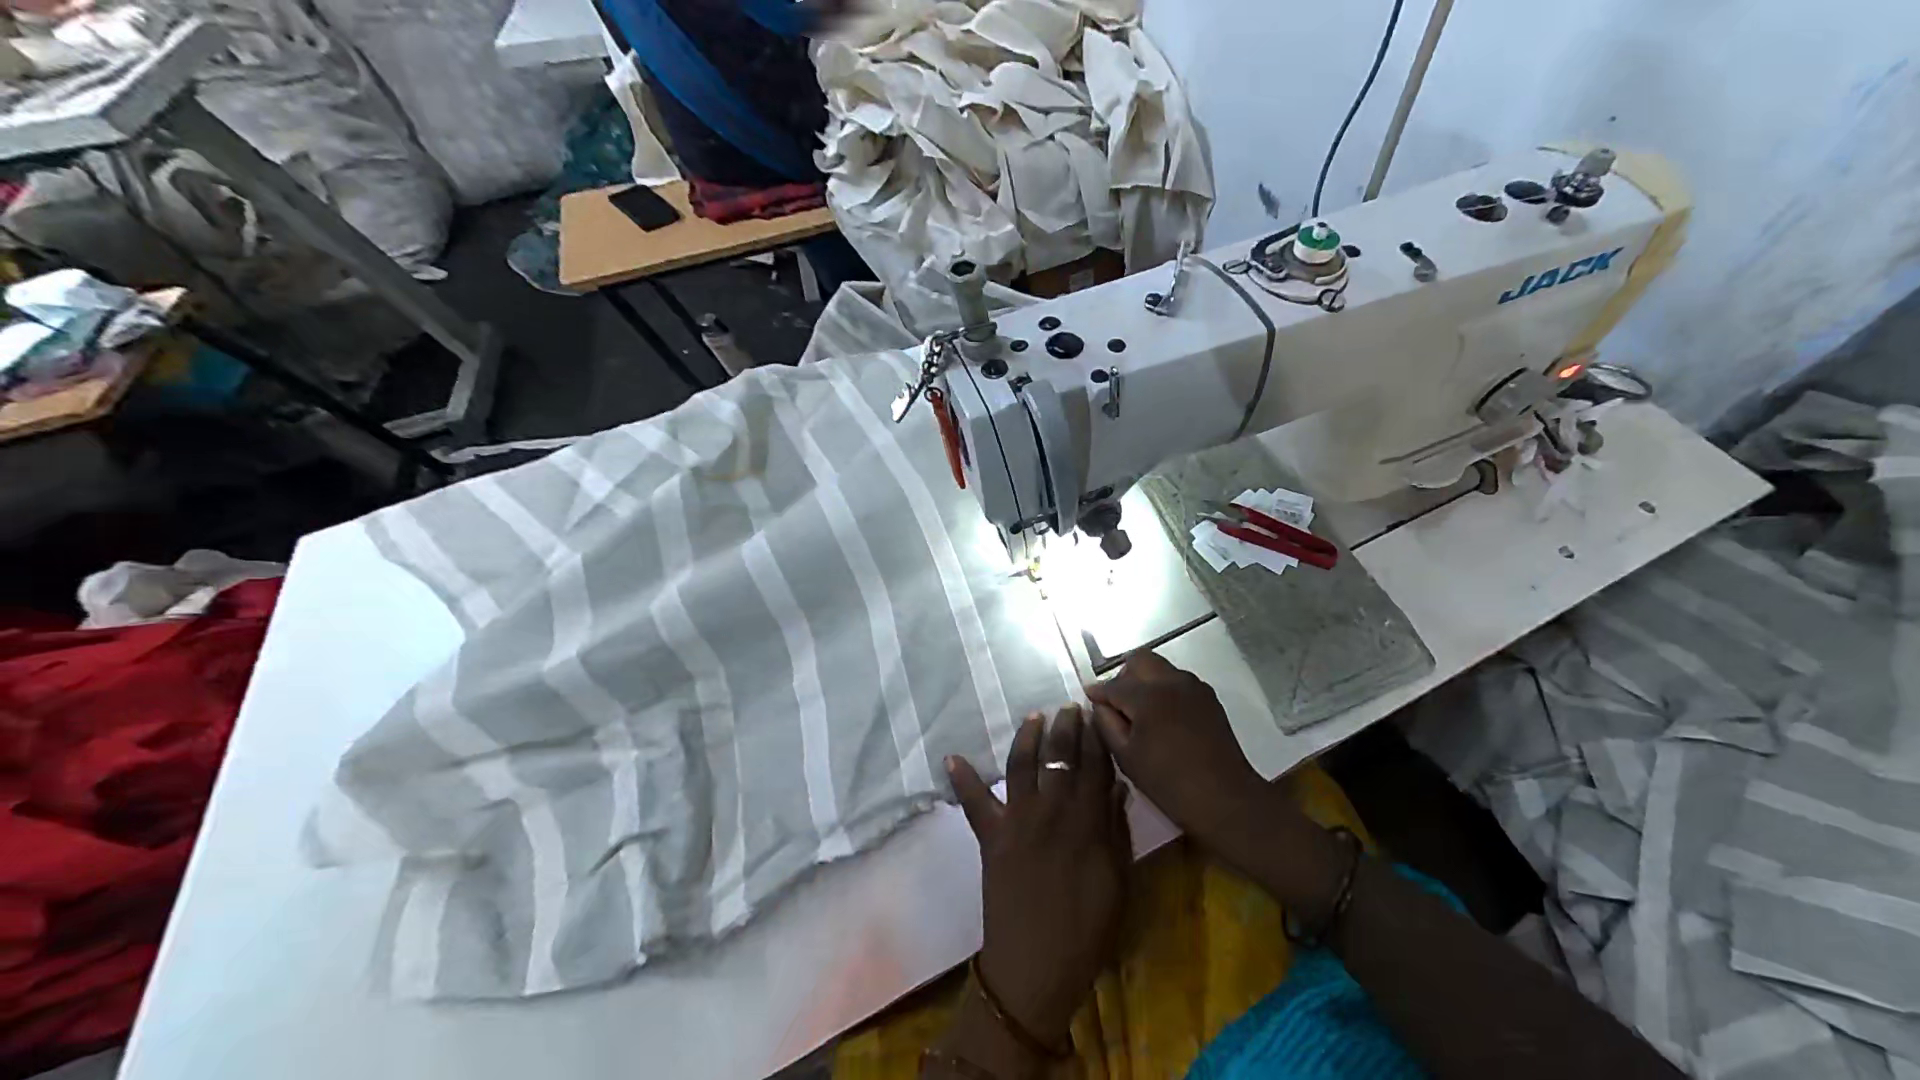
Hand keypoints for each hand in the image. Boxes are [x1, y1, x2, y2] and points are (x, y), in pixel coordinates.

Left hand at [948, 706, 1129, 1043]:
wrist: (1035, 966)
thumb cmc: (1087, 931)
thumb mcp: (1118, 883)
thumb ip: (1117, 831)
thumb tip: (1118, 788)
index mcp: (1087, 823)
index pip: (1095, 769)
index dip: (1096, 739)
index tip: (1097, 714)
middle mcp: (1051, 812)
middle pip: (1060, 759)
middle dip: (1067, 728)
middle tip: (1070, 706)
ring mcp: (1017, 822)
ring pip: (1022, 768)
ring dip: (1027, 739)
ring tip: (1033, 717)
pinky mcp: (991, 837)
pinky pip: (974, 803)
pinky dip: (962, 779)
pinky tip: (951, 756)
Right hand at [1084, 651, 1280, 849]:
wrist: (1224, 798)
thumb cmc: (1168, 782)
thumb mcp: (1126, 757)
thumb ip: (1106, 724)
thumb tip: (1099, 705)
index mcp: (1148, 696)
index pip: (1114, 685)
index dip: (1098, 692)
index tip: (1089, 698)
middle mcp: (1172, 681)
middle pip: (1140, 660)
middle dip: (1123, 677)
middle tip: (1116, 703)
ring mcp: (1194, 687)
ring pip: (1160, 668)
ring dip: (1145, 681)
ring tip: (1140, 712)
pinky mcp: (1209, 698)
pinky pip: (1178, 681)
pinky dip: (1164, 690)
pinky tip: (1162, 717)